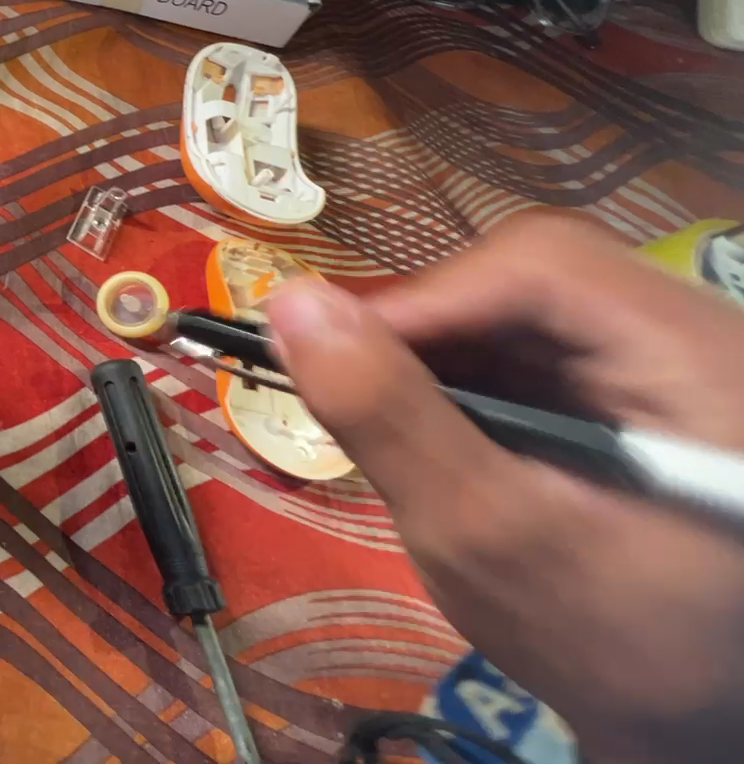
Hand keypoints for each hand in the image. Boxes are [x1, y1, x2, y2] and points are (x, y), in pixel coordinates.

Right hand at [269, 215, 743, 763]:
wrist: (683, 717)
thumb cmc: (599, 640)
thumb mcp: (477, 528)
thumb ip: (383, 411)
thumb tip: (286, 301)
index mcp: (705, 366)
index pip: (540, 270)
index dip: (421, 303)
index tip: (330, 358)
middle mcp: (697, 342)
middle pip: (521, 279)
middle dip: (417, 333)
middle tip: (353, 395)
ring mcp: (666, 362)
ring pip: (508, 307)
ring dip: (425, 356)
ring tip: (391, 423)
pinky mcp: (627, 387)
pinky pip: (517, 345)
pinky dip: (450, 378)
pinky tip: (434, 430)